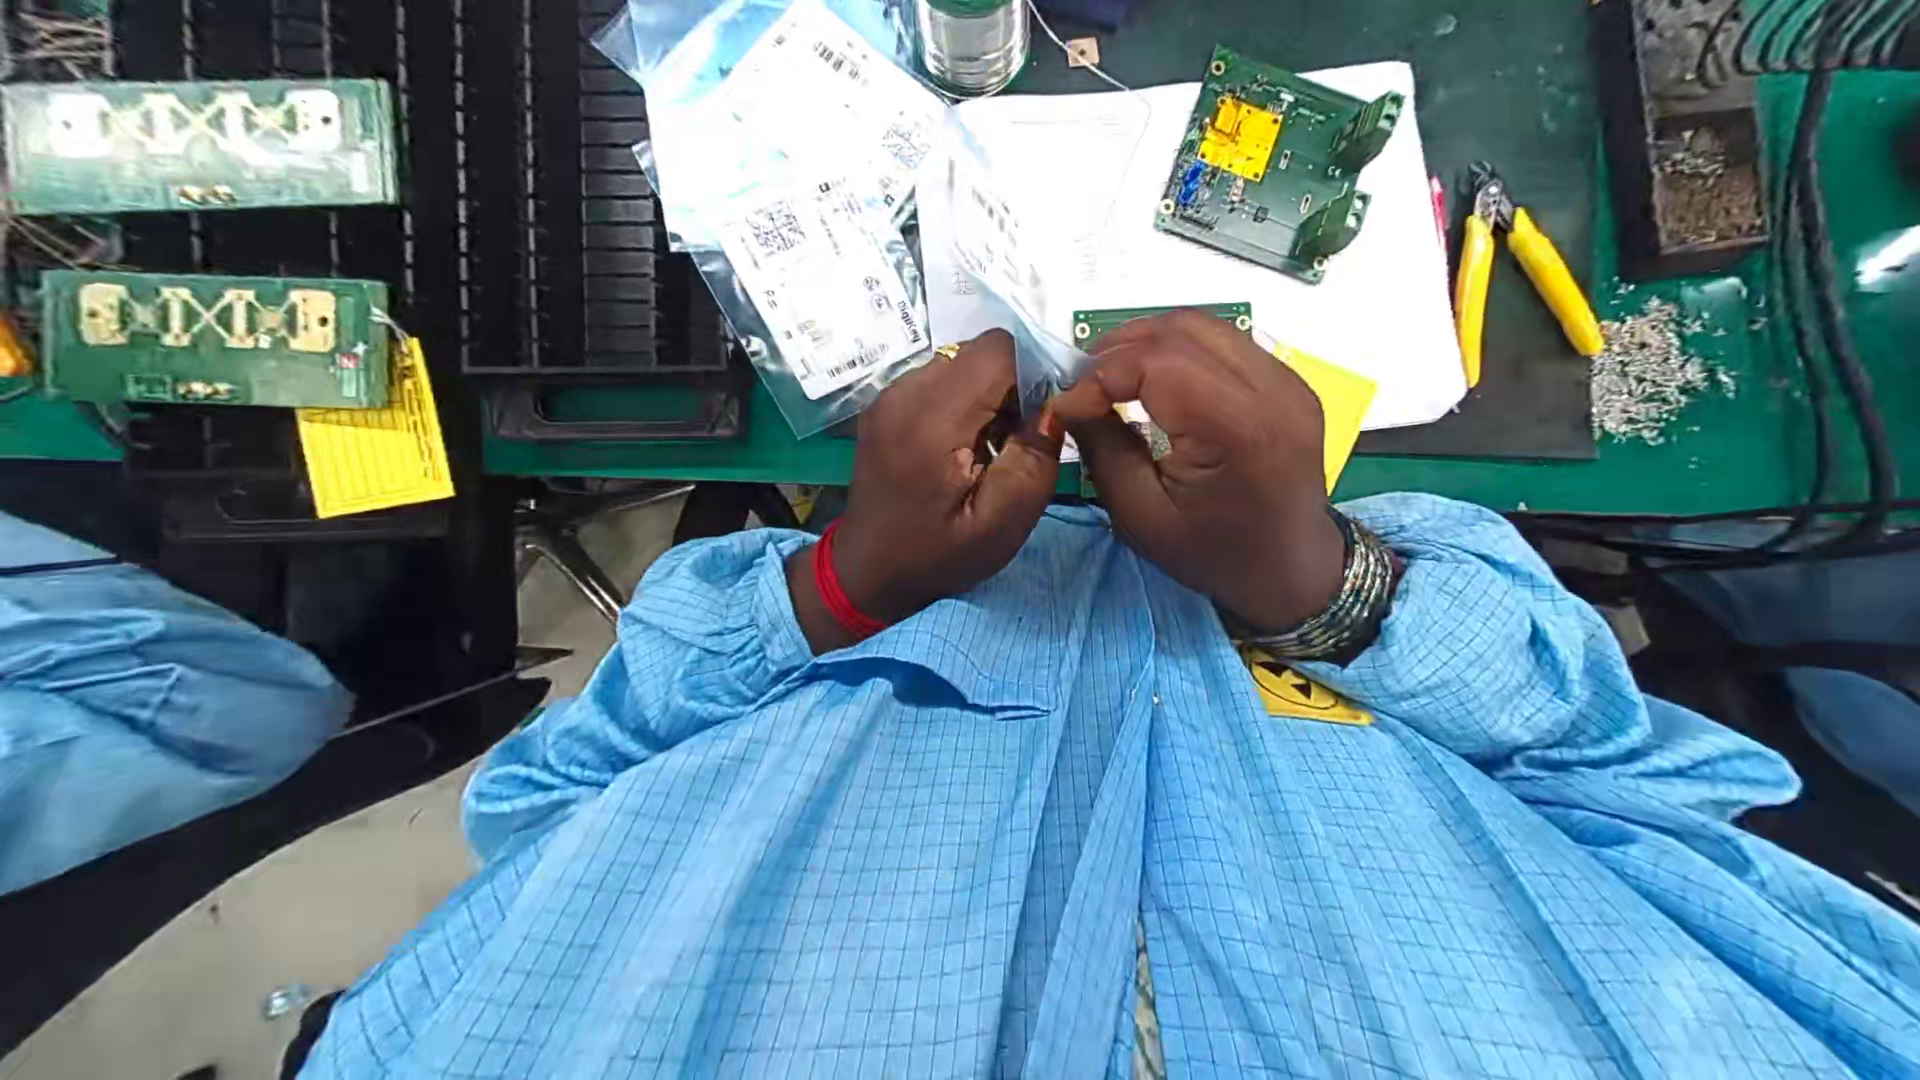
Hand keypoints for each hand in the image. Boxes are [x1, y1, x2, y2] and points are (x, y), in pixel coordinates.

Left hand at [788, 330, 1064, 650]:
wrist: (867, 570)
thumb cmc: (936, 556)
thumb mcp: (1002, 524)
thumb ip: (1034, 459)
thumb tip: (1054, 404)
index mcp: (931, 422)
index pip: (997, 350)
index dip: (1032, 371)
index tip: (1042, 416)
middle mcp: (903, 394)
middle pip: (978, 352)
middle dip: (1010, 385)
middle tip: (1014, 439)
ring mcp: (888, 395)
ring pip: (959, 362)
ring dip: (986, 394)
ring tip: (986, 447)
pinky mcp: (884, 403)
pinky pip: (938, 379)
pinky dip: (962, 401)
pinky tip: (960, 445)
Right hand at [1051, 310, 1344, 632]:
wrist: (1290, 570)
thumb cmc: (1212, 554)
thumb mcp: (1140, 516)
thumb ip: (1103, 449)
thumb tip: (1068, 400)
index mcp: (1238, 429)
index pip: (1159, 360)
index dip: (1102, 373)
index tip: (1068, 405)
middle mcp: (1272, 390)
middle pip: (1181, 330)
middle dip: (1118, 349)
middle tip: (1082, 386)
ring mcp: (1286, 380)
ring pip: (1202, 325)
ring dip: (1145, 343)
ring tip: (1109, 378)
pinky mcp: (1287, 381)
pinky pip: (1221, 342)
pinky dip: (1175, 351)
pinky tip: (1151, 380)